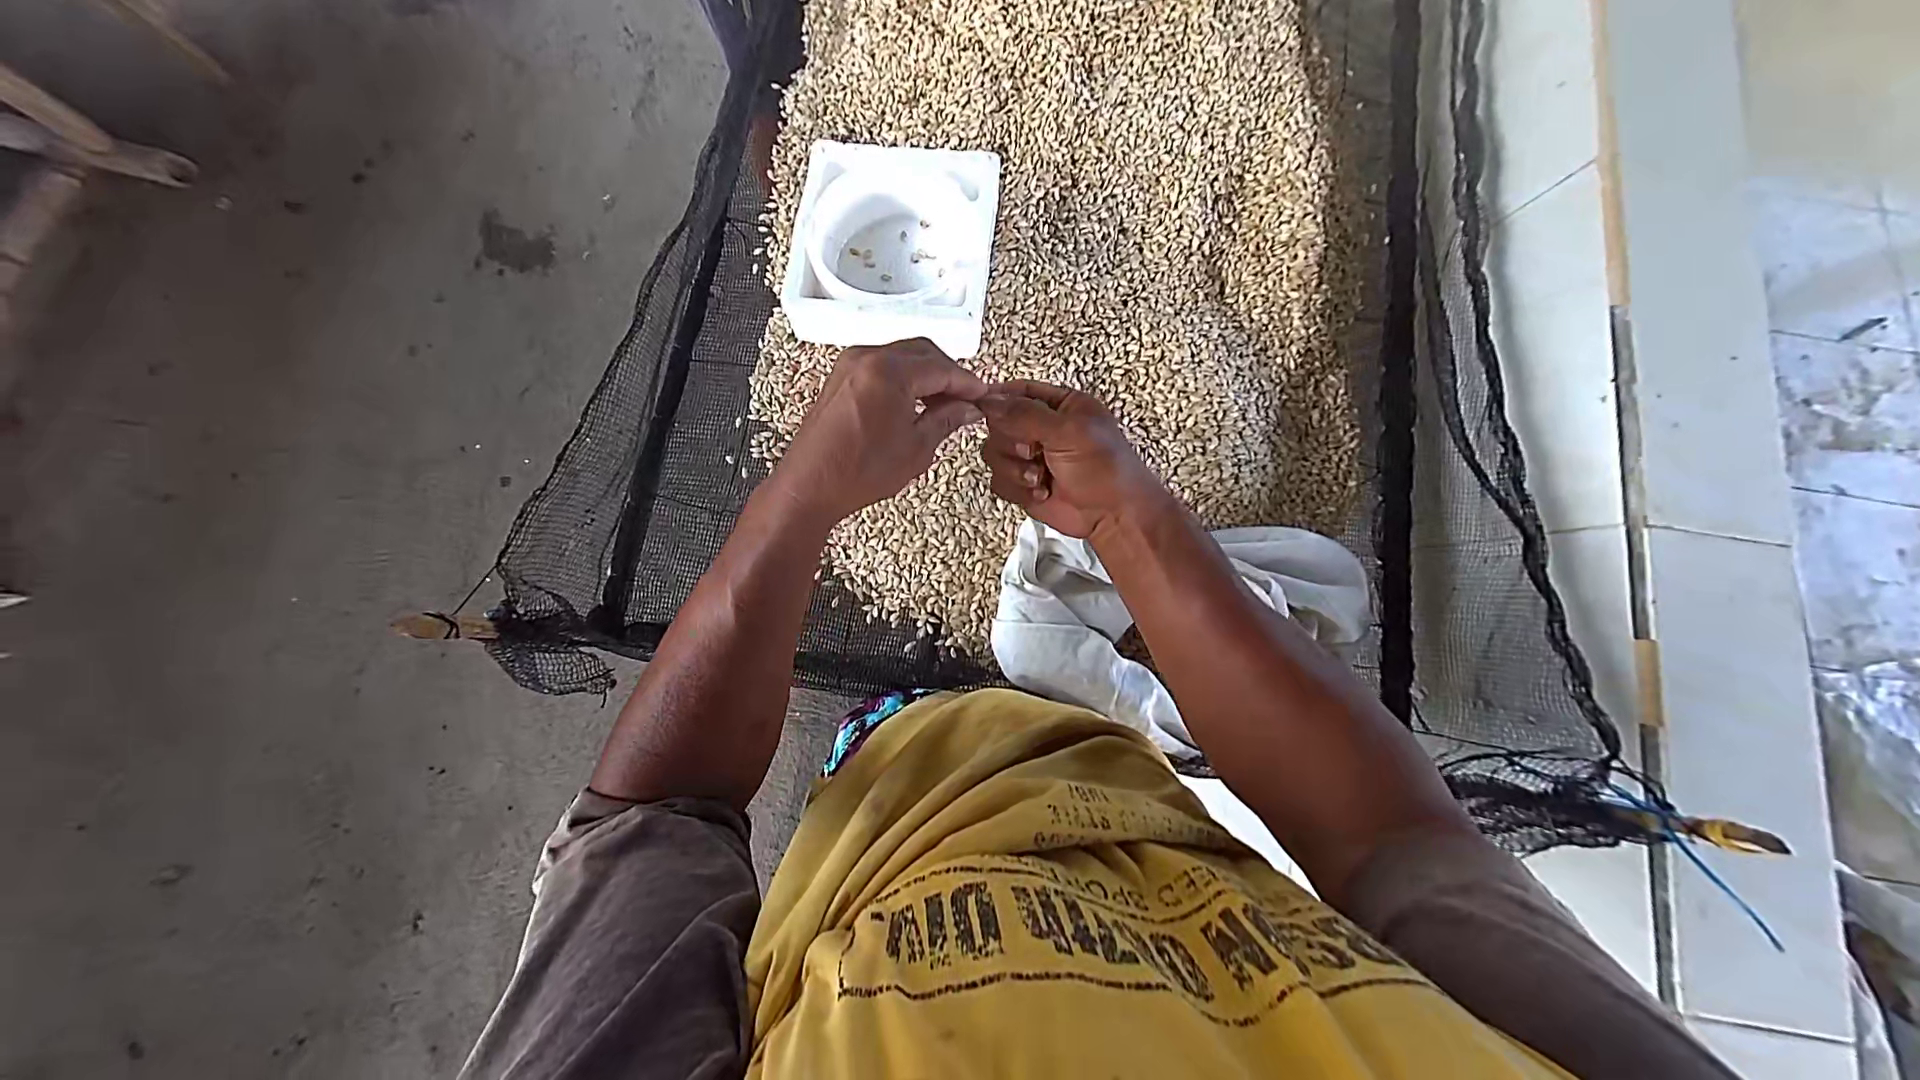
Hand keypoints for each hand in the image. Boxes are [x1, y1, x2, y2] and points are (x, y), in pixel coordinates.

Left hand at [767, 338, 986, 524]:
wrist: (810, 486)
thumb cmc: (856, 472)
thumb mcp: (916, 448)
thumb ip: (946, 419)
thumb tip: (966, 409)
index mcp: (889, 372)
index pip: (942, 367)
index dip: (968, 383)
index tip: (982, 396)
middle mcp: (867, 359)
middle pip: (923, 352)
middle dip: (949, 374)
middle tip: (967, 401)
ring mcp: (850, 366)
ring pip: (902, 357)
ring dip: (927, 375)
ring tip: (944, 405)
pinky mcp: (841, 378)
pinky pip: (882, 366)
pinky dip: (904, 379)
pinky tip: (916, 403)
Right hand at [978, 380, 1173, 541]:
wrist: (1113, 515)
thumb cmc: (1105, 469)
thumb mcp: (1068, 432)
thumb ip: (1025, 414)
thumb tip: (989, 401)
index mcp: (1059, 405)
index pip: (1018, 392)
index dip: (999, 399)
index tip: (984, 408)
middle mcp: (1042, 429)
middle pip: (998, 424)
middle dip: (1011, 442)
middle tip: (1033, 452)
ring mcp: (1031, 458)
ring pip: (994, 454)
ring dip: (1014, 469)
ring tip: (1039, 477)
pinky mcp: (1023, 484)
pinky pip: (998, 481)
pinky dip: (1017, 489)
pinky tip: (1042, 492)